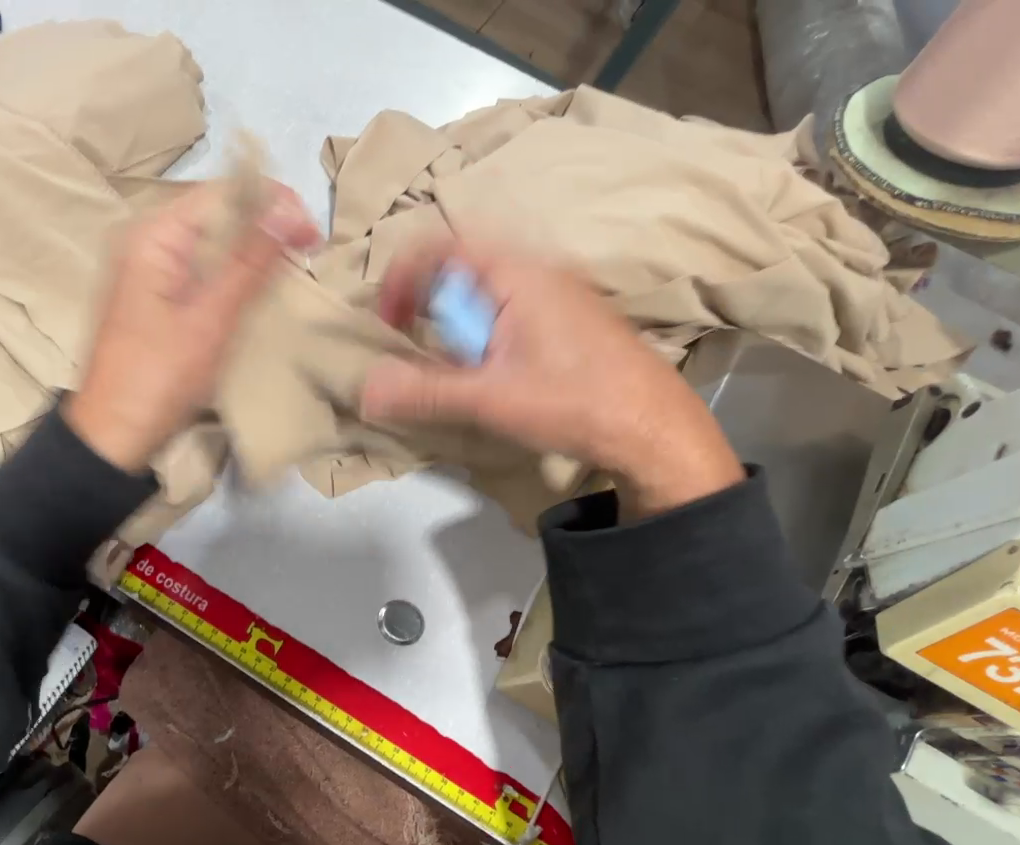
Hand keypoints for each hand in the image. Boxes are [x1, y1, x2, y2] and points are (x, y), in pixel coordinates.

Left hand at [65, 180, 320, 472]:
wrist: (113, 437)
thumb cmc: (159, 379)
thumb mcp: (210, 319)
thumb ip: (250, 260)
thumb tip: (289, 207)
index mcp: (152, 235)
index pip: (224, 193)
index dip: (274, 205)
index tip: (314, 237)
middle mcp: (145, 241)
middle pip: (217, 214)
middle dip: (265, 228)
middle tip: (309, 255)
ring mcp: (147, 270)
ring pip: (212, 244)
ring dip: (252, 254)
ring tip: (291, 272)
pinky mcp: (153, 298)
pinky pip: (200, 270)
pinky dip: (231, 277)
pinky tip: (256, 293)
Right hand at [362, 238, 742, 517]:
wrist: (653, 426)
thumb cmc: (574, 403)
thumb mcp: (489, 399)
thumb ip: (423, 391)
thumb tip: (366, 388)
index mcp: (517, 274)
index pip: (442, 243)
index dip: (403, 274)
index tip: (391, 320)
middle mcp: (538, 270)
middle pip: (460, 265)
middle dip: (427, 302)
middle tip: (415, 344)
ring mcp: (557, 292)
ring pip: (484, 288)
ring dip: (454, 321)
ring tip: (451, 364)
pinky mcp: (566, 317)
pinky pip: (507, 305)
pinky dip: (480, 330)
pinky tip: (487, 371)